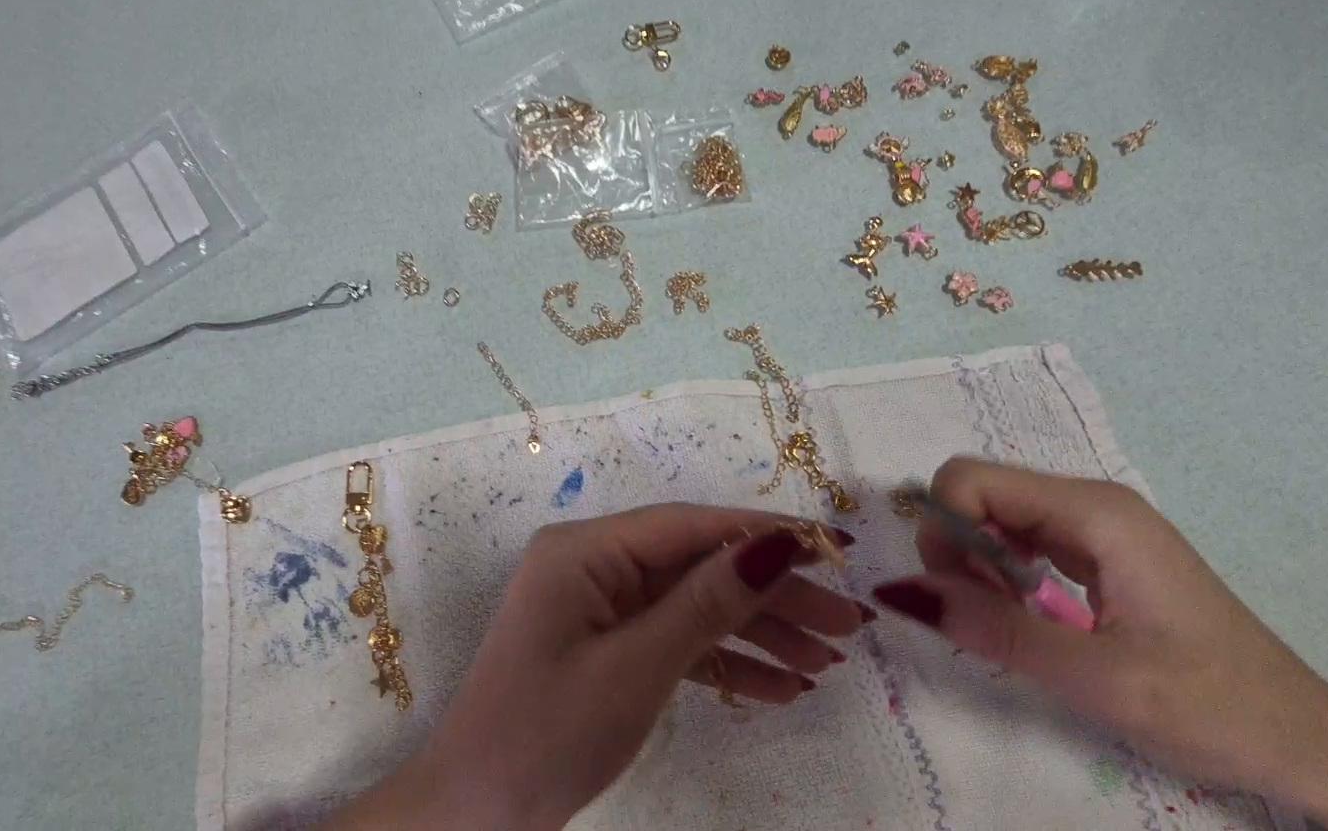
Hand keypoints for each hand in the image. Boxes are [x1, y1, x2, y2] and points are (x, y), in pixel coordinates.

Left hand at [323, 504, 872, 830]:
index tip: (834, 549)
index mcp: (586, 550)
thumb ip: (706, 604)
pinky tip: (781, 689)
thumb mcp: (637, 668)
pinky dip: (723, 662)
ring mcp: (598, 606)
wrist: (476, 808)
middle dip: (772, 594)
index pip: (689, 525)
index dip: (764, 533)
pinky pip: (673, 641)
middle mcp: (592, 564)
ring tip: (830, 664)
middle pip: (697, 565)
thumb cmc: (548, 731)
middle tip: (851, 626)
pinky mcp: (606, 645)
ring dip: (758, 632)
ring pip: (692, 604)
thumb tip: (775, 546)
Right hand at [872, 458, 1327, 830]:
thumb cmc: (1214, 709)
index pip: (969, 478)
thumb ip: (993, 629)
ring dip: (978, 565)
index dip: (944, 529)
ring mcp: (1097, 526)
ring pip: (995, 516)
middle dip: (957, 548)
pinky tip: (1026, 616)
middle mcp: (1091, 503)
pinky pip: (1021, 540)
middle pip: (978, 493)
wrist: (1315, 749)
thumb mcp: (1097, 679)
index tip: (962, 594)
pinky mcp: (1100, 553)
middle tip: (983, 615)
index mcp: (1095, 512)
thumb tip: (894, 591)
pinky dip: (1002, 574)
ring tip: (1008, 623)